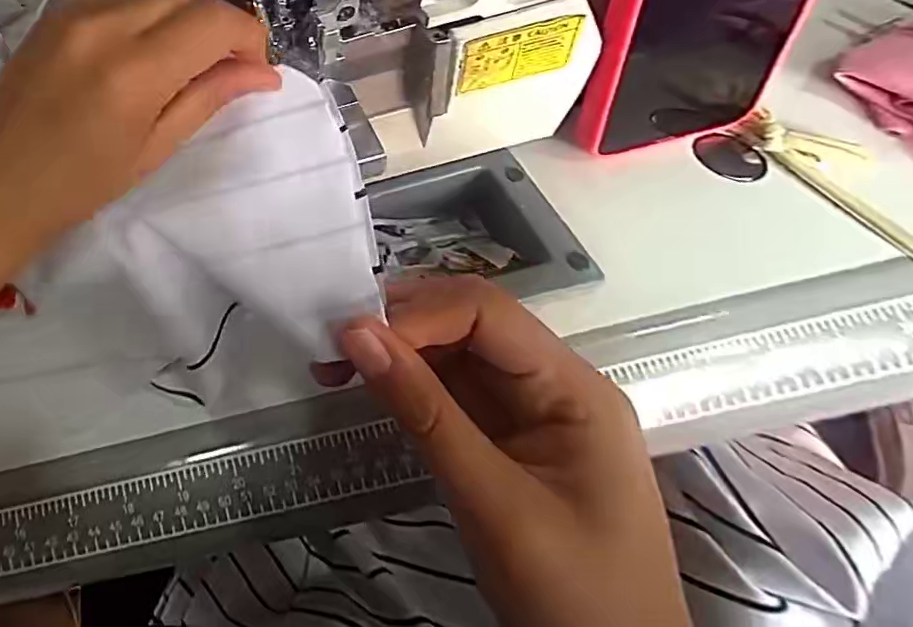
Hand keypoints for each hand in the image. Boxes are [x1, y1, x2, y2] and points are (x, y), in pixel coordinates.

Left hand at [0, 0, 278, 289]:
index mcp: (133, 70)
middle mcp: (105, 24)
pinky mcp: (57, 11)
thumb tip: (263, 73)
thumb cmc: (75, 187)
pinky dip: (150, 8)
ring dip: (187, 13)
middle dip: (223, 24)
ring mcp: (75, 11)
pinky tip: (148, 45)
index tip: (255, 68)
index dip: (250, 38)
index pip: (217, 21)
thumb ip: (209, 98)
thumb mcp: (153, 149)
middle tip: (227, 66)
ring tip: (188, 58)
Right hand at [316, 276, 688, 626]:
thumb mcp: (493, 506)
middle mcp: (553, 380)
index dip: (419, 315)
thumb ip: (425, 413)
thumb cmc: (574, 599)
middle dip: (403, 322)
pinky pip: (453, 385)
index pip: (488, 314)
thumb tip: (356, 335)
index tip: (354, 337)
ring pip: (456, 348)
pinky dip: (409, 378)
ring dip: (399, 347)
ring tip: (341, 362)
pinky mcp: (507, 430)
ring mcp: (530, 405)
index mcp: (573, 388)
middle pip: (471, 320)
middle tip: (338, 344)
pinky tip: (374, 383)